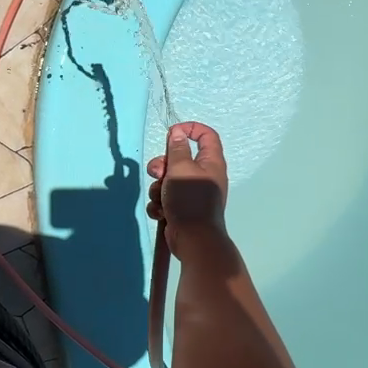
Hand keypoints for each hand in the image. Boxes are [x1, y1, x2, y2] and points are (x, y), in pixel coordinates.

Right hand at [146, 122, 233, 267]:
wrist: (193, 239)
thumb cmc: (190, 199)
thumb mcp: (181, 169)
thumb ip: (177, 149)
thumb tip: (178, 133)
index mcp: (210, 162)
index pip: (206, 135)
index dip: (190, 129)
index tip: (172, 132)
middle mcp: (202, 175)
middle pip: (178, 158)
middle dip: (162, 165)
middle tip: (158, 173)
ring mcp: (191, 193)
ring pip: (166, 180)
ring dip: (158, 188)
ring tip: (161, 199)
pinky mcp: (180, 207)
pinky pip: (164, 198)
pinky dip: (159, 204)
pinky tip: (162, 212)